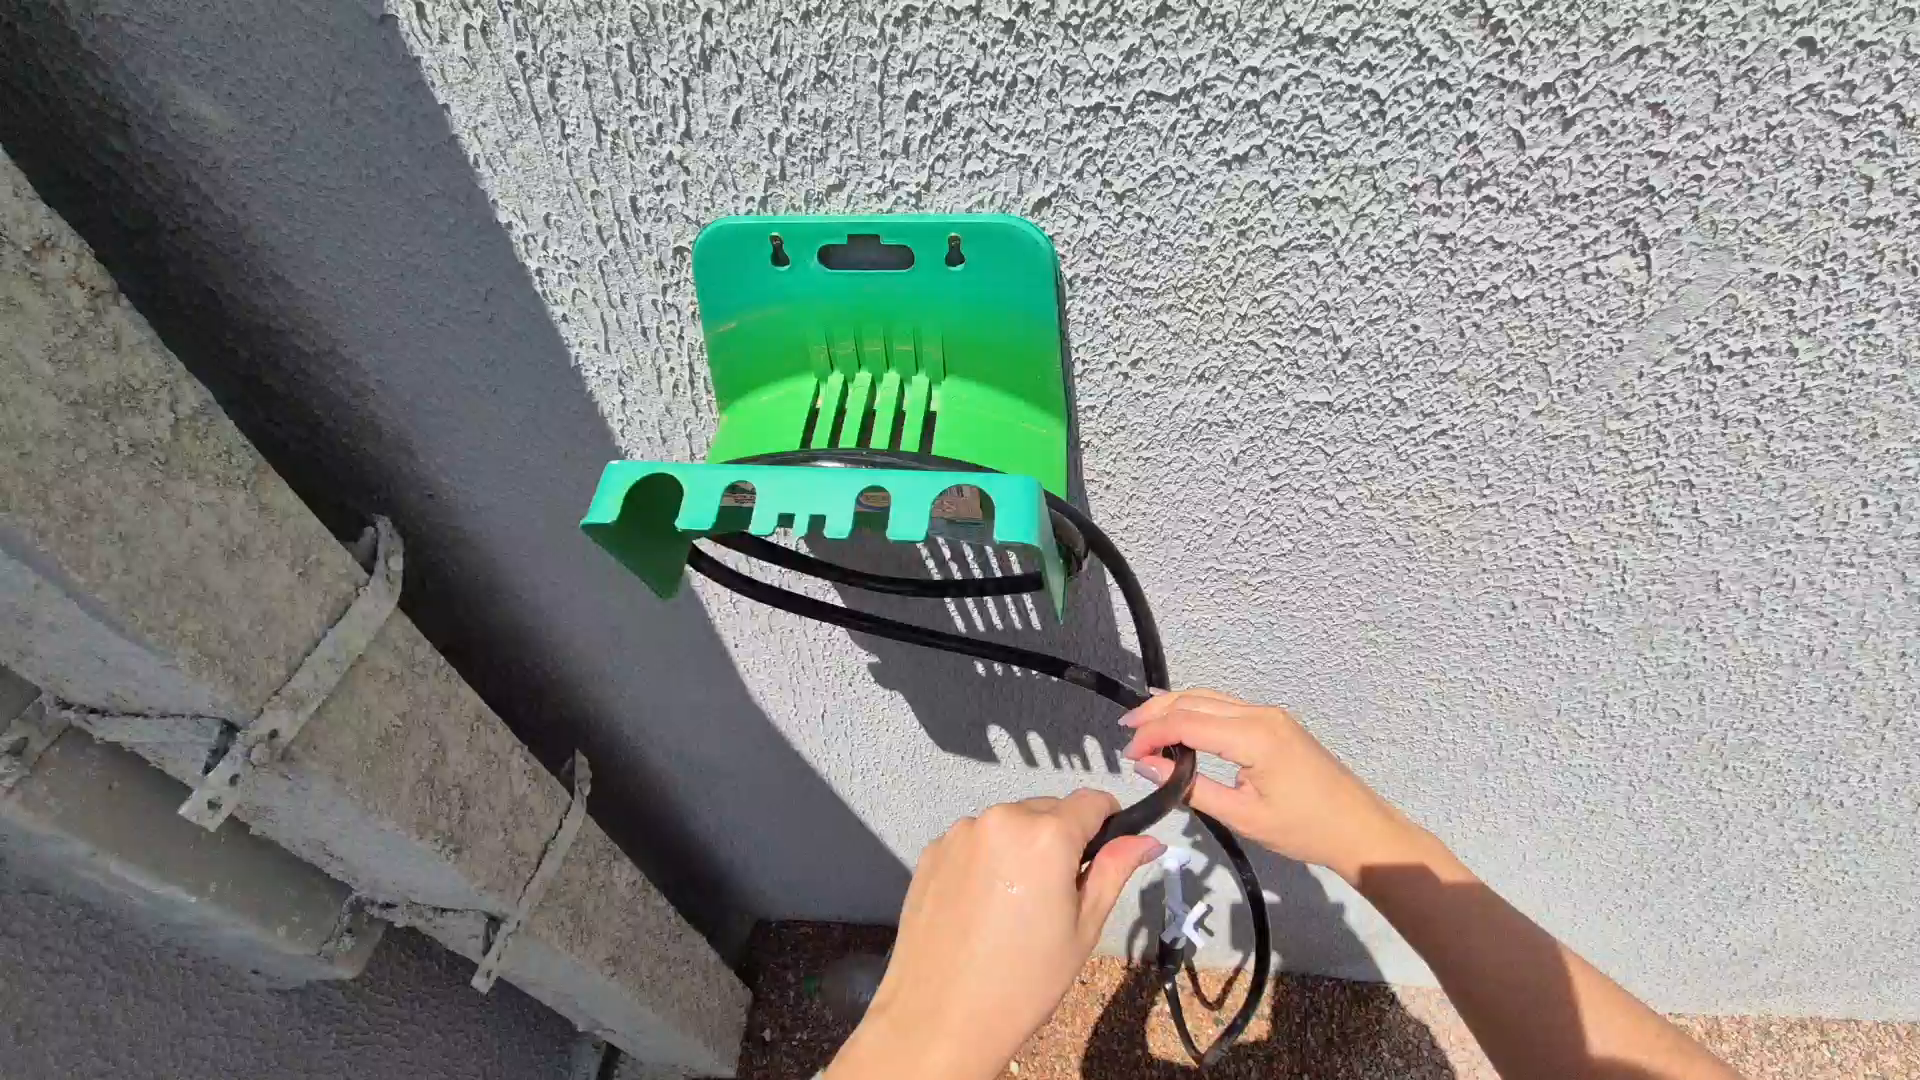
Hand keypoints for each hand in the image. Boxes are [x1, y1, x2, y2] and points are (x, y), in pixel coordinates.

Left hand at [825, 791, 1162, 1079]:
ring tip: (1014, 902)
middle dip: (1060, 838)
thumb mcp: (1083, 929)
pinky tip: (980, 903)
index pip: (1090, 801)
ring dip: (1021, 845)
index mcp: (1046, 835)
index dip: (1107, 818)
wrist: (940, 1017)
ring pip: (1009, 823)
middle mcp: (1001, 818)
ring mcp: (961, 831)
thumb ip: (1114, 871)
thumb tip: (1147, 839)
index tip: (1108, 844)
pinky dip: (985, 858)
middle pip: (1047, 810)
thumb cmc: (1025, 980)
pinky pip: (974, 840)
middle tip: (1057, 892)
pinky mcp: (933, 848)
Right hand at [1123, 688, 1422, 883]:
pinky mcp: (1272, 721)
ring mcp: (1268, 714)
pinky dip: (1194, 710)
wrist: (1361, 830)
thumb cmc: (1304, 830)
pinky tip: (1177, 720)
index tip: (1128, 754)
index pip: (1186, 722)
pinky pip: (1223, 705)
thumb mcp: (1242, 816)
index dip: (1152, 733)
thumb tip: (1145, 766)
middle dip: (1155, 713)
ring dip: (1172, 708)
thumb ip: (1190, 788)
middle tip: (1125, 733)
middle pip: (1193, 700)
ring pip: (1207, 697)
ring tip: (1142, 726)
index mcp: (1253, 735)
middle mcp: (1259, 713)